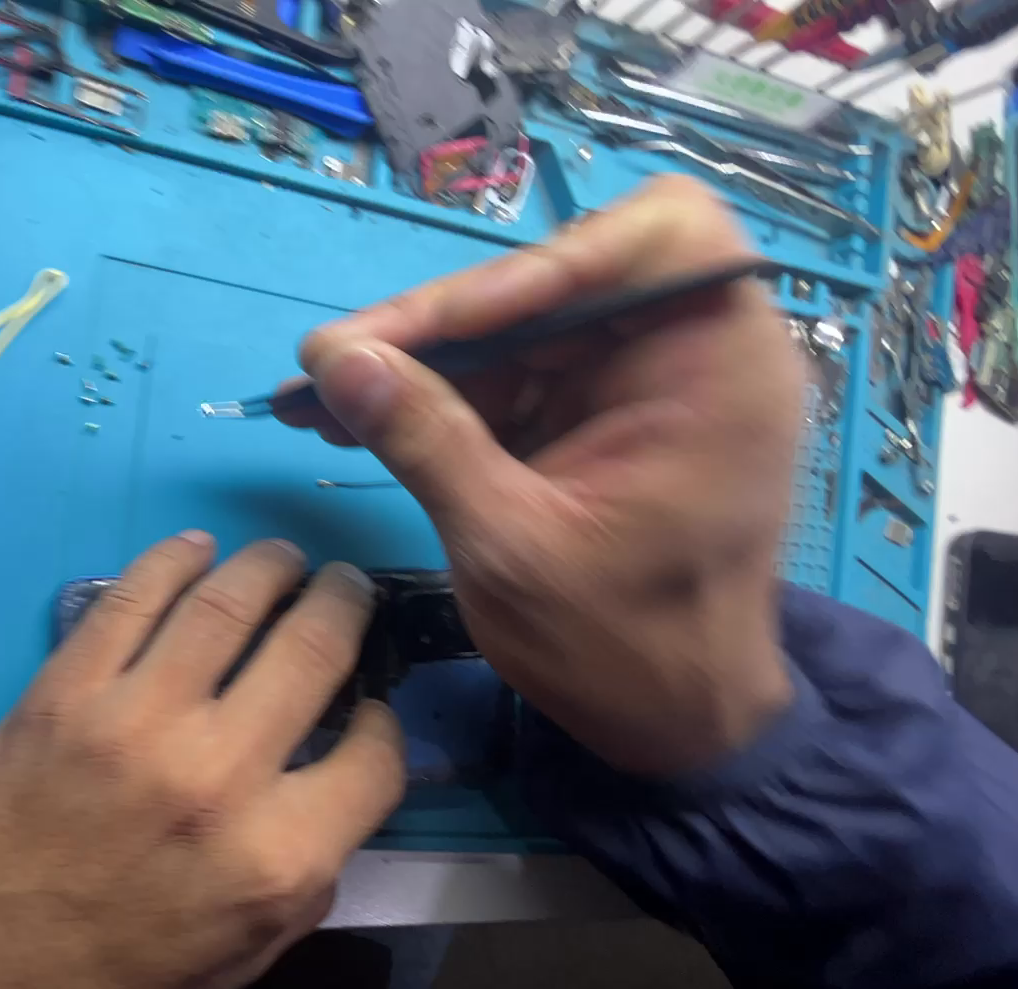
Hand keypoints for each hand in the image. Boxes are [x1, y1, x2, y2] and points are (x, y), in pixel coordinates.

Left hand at [0, 534, 404, 988]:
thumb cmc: (115, 979)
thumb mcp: (243, 953)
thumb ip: (308, 865)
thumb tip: (338, 771)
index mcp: (275, 857)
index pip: (373, 756)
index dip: (382, 722)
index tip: (366, 705)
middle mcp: (217, 774)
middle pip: (311, 652)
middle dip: (342, 605)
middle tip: (342, 587)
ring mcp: (133, 720)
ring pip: (224, 606)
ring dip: (267, 566)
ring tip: (282, 557)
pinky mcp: (63, 691)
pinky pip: (129, 600)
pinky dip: (170, 560)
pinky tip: (196, 549)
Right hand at [282, 175, 800, 774]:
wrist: (655, 719)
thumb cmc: (614, 645)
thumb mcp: (507, 544)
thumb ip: (424, 441)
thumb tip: (336, 361)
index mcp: (708, 370)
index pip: (649, 240)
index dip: (539, 263)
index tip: (444, 323)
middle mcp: (664, 358)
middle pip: (541, 288)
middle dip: (429, 328)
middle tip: (328, 364)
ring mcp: (606, 389)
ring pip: (494, 338)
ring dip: (400, 366)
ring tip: (308, 399)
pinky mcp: (560, 421)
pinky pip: (479, 387)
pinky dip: (412, 401)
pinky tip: (340, 420)